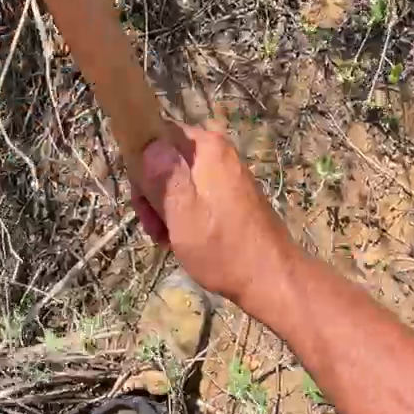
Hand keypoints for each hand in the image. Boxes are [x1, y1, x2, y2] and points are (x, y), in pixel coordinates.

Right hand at [132, 122, 301, 309]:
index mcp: (205, 147)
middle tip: (155, 227)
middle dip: (153, 191)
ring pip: (177, 177)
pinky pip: (194, 190)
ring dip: (165, 205)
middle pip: (165, 157)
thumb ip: (162, 176)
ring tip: (168, 237)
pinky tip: (183, 237)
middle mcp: (217, 150)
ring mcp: (225, 170)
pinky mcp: (230, 190)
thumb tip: (147, 144)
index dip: (141, 165)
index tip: (142, 200)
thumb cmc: (222, 248)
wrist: (272, 278)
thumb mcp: (182, 213)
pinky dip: (183, 211)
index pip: (156, 134)